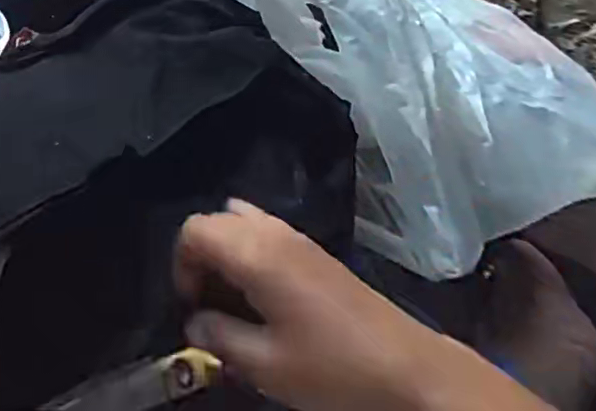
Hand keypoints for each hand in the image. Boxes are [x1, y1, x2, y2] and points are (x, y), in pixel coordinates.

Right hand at [174, 200, 552, 410]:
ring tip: (234, 298)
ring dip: (225, 252)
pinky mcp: (313, 249)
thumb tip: (194, 324)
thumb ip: (220, 338)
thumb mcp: (268, 367)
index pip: (192, 231)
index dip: (180, 265)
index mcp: (252, 251)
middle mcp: (268, 230)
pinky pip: (262, 229)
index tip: (192, 308)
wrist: (414, 372)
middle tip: (209, 306)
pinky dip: (249, 250)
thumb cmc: (336, 369)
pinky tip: (264, 292)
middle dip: (199, 258)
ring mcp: (293, 235)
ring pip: (237, 222)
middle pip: (212, 222)